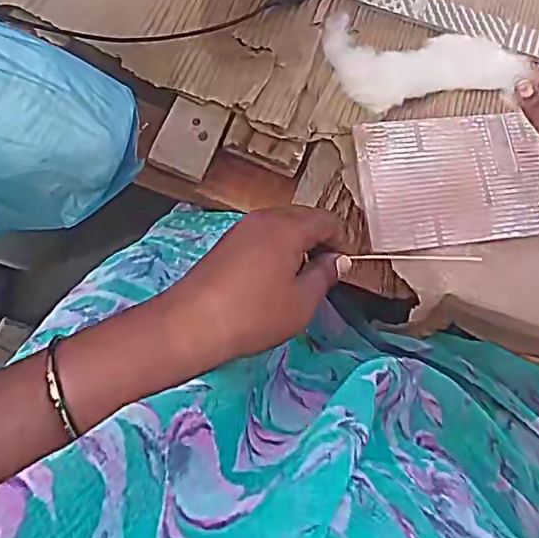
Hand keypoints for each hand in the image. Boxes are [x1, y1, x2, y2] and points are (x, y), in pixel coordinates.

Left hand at [156, 206, 343, 368]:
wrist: (192, 321)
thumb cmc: (254, 314)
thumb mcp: (301, 302)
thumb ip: (324, 275)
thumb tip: (339, 260)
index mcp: (289, 227)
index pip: (327, 220)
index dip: (342, 239)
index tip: (345, 263)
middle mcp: (266, 217)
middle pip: (304, 216)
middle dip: (320, 237)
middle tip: (327, 268)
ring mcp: (244, 225)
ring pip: (282, 223)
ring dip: (297, 241)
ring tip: (301, 274)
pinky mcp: (228, 239)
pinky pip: (263, 232)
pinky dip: (276, 245)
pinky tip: (273, 274)